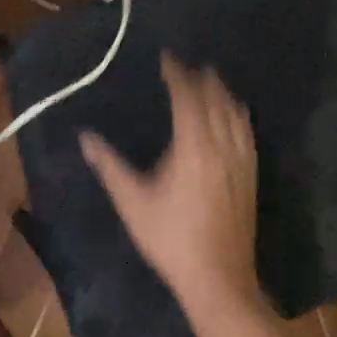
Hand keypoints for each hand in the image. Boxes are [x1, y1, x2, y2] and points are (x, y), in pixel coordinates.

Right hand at [82, 54, 261, 311]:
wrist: (218, 279)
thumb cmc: (170, 239)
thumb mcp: (132, 202)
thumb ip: (109, 166)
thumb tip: (85, 137)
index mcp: (193, 146)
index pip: (187, 97)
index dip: (177, 74)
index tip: (167, 57)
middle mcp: (221, 146)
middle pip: (216, 99)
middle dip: (202, 78)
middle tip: (186, 65)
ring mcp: (241, 161)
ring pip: (235, 114)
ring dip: (222, 92)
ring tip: (210, 80)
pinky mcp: (251, 176)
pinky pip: (247, 133)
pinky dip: (239, 115)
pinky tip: (235, 114)